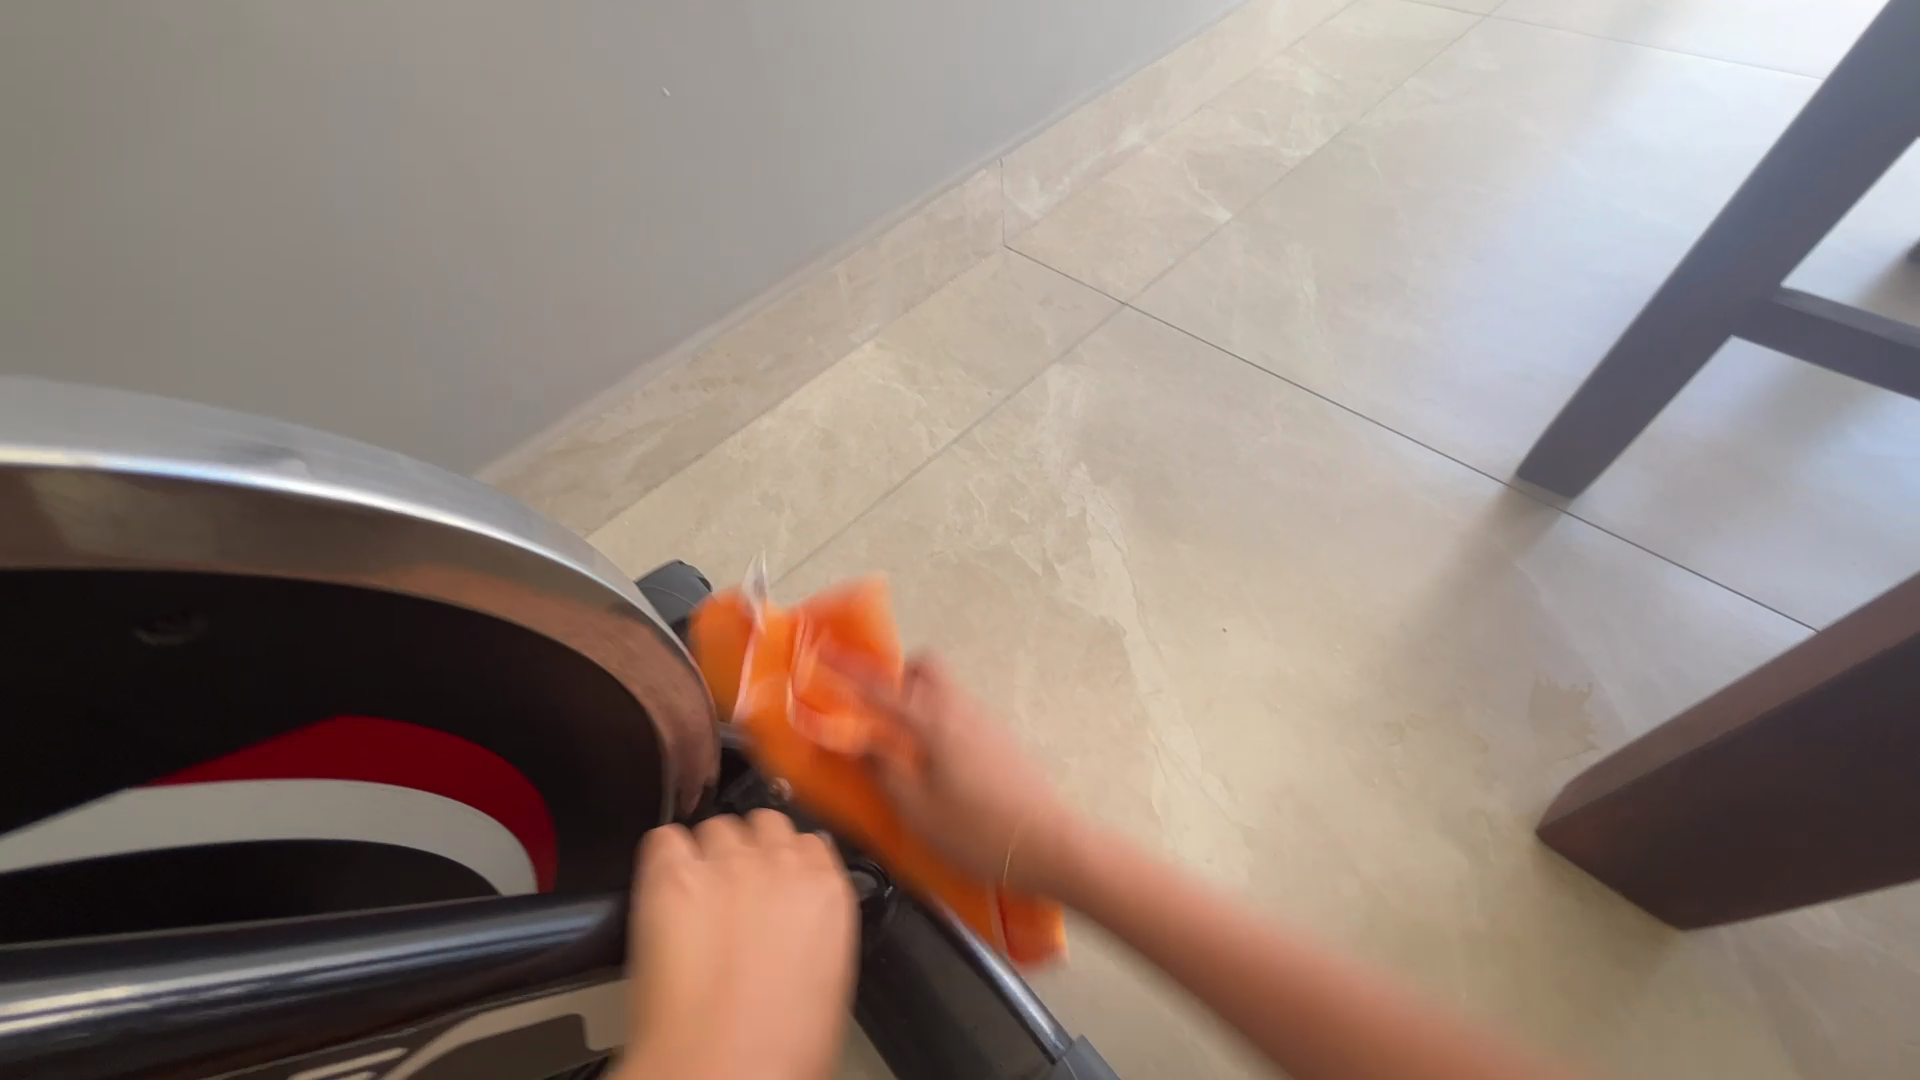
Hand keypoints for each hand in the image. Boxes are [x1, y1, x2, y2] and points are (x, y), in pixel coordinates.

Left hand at [619, 811, 856, 1079]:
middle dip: (751, 848)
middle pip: (765, 823)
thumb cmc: (776, 1053)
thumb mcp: (829, 983)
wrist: (719, 1075)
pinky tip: (666, 884)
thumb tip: (802, 922)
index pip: (811, 842)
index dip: (789, 862)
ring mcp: (725, 864)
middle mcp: (779, 863)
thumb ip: (818, 929)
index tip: (779, 881)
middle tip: (736, 887)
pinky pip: (666, 839)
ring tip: (698, 893)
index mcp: (825, 890)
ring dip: (709, 853)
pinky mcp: (673, 877)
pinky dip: (665, 856)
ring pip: (718, 826)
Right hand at [857, 653, 1088, 896]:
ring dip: (920, 701)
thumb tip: (861, 743)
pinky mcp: (1003, 740)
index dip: (849, 672)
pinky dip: (942, 722)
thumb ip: (884, 769)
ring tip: (903, 742)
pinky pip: (963, 713)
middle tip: (875, 707)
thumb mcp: (916, 809)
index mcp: (934, 723)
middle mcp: (963, 711)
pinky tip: (939, 763)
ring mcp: (988, 722)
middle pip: (926, 668)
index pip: (881, 689)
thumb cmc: (978, 831)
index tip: (827, 656)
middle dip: (897, 676)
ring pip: (946, 690)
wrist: (1048, 844)